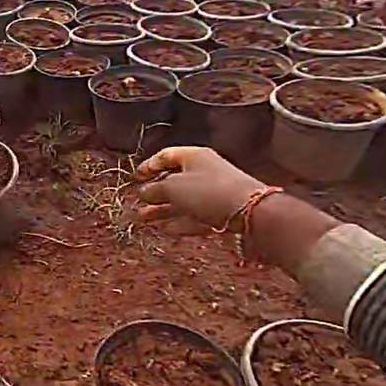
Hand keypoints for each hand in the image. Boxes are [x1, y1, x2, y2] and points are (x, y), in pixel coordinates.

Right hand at [133, 146, 265, 232]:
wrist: (250, 212)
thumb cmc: (207, 190)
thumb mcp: (173, 187)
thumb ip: (155, 190)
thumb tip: (143, 192)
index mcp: (193, 157)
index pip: (166, 156)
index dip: (149, 166)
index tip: (136, 177)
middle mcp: (203, 172)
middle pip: (174, 180)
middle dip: (154, 193)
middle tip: (137, 202)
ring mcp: (212, 193)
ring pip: (182, 201)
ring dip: (162, 210)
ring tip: (143, 218)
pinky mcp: (219, 212)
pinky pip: (194, 216)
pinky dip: (179, 222)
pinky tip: (165, 229)